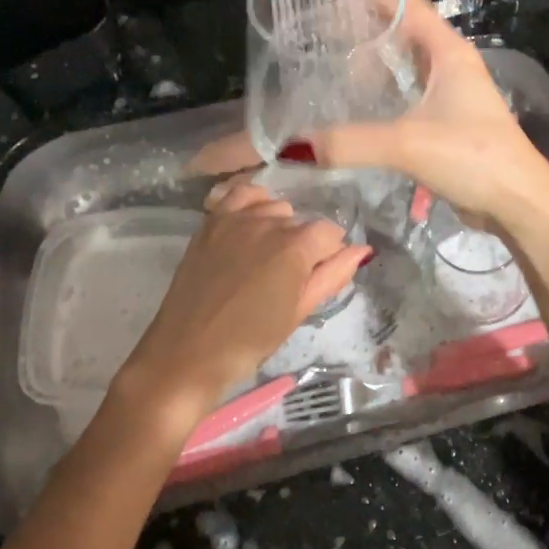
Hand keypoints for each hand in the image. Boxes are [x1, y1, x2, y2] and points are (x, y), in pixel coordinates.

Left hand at [113, 182, 370, 419]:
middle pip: (301, 222)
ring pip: (274, 208)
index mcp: (295, 246)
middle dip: (304, 244)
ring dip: (278, 226)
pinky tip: (252, 224)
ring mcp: (236, 219)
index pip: (330, 233)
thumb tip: (361, 250)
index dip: (331, 253)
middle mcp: (268, 223)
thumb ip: (332, 275)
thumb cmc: (249, 341)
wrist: (186, 353)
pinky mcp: (211, 222)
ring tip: (266, 257)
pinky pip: (240, 195)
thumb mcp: (298, 312)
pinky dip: (252, 203)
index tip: (321, 274)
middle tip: (290, 277)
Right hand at [301, 0, 548, 227]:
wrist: (519, 202)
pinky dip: (386, 95)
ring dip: (378, 63)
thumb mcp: (408, 144)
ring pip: (409, 67)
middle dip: (369, 28)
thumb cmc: (473, 156)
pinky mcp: (450, 123)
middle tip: (323, 32)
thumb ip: (351, 142)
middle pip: (406, 33)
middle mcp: (452, 66)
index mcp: (449, 53)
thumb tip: (294, 147)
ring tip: (333, 66)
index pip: (409, 5)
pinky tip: (359, 109)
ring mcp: (453, 95)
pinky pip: (411, 97)